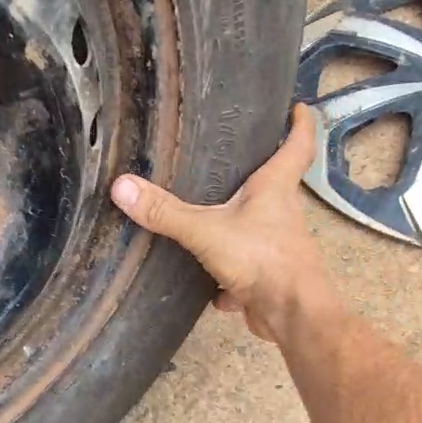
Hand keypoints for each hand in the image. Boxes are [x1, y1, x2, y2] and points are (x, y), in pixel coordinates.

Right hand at [111, 103, 339, 342]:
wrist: (292, 315)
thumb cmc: (262, 259)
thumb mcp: (206, 231)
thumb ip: (165, 212)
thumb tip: (121, 186)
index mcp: (275, 189)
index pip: (298, 145)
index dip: (299, 123)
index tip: (296, 107)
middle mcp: (282, 214)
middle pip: (274, 186)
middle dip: (255, 175)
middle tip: (229, 161)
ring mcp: (277, 248)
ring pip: (256, 231)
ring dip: (236, 229)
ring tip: (206, 221)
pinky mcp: (268, 280)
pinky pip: (244, 273)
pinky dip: (228, 281)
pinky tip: (209, 287)